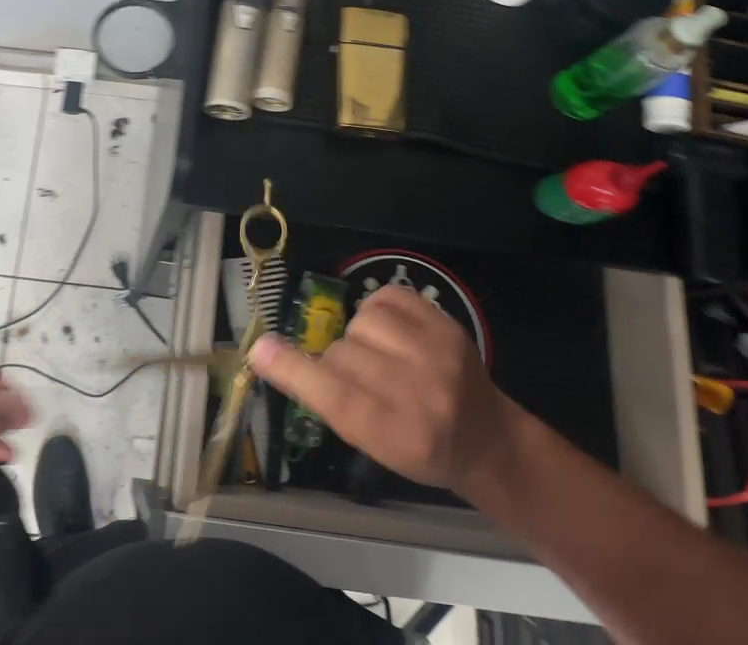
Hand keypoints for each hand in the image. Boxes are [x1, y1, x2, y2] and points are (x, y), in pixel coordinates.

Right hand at [249, 283, 516, 490]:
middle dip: (336, 363)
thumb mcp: (369, 443)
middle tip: (360, 382)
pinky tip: (390, 332)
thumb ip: (325, 399)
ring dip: (358, 335)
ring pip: (361, 321)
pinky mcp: (448, 326)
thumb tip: (268, 354)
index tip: (261, 351)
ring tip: (377, 355)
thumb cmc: (419, 450)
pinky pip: (388, 297)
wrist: (486, 439)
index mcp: (394, 434)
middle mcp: (418, 392)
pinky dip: (379, 310)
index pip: (333, 395)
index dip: (293, 370)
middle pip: (341, 354)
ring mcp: (437, 354)